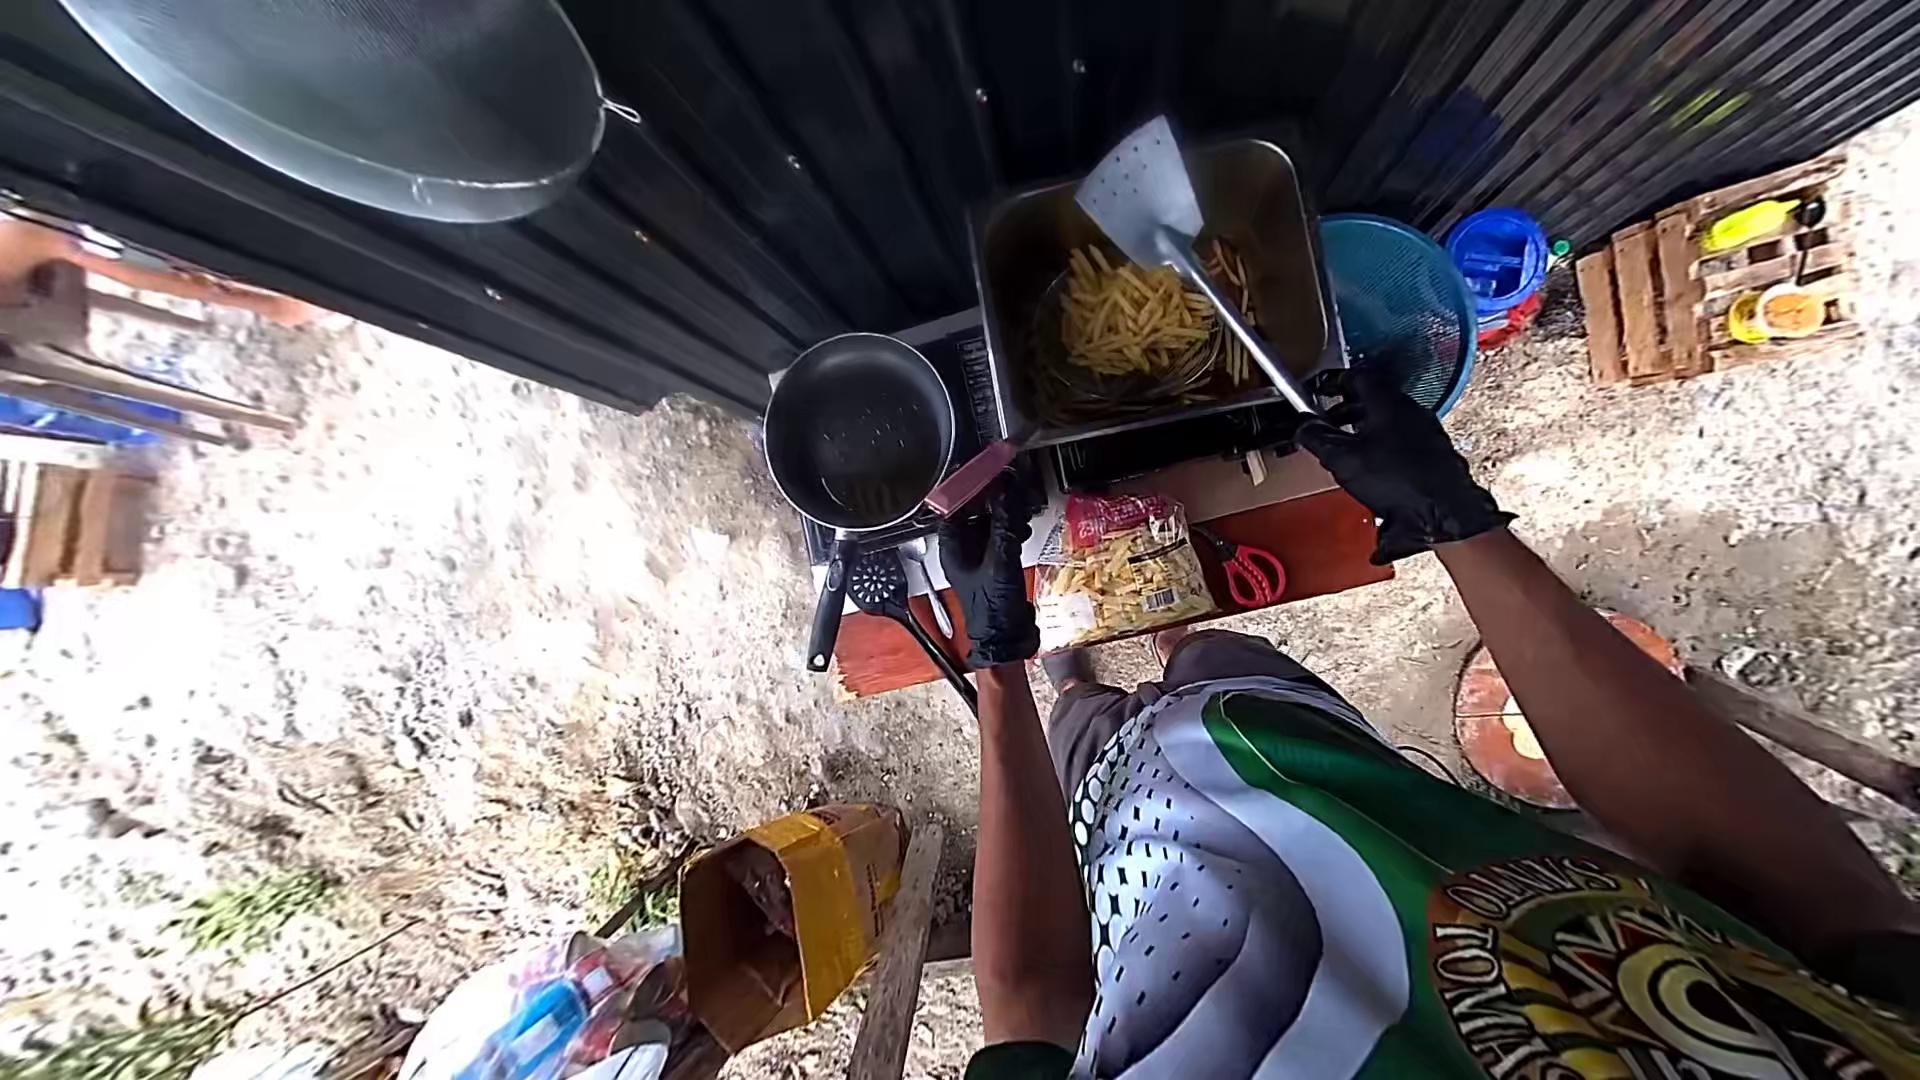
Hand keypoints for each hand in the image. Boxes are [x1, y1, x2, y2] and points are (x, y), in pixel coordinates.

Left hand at [937, 475, 1038, 666]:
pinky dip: (1010, 525)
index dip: (967, 484)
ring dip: (1003, 510)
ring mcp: (976, 556)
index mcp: (952, 546)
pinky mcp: (992, 562)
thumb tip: (1009, 492)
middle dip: (991, 495)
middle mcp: (960, 548)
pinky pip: (998, 534)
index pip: (952, 505)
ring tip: (1020, 504)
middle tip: (1009, 482)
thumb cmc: (994, 605)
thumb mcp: (1001, 559)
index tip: (984, 469)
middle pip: (971, 509)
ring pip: (987, 521)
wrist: (1007, 637)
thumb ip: (1005, 523)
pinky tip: (1023, 524)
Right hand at [1296, 369, 1512, 563]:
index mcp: (1389, 405)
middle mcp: (1411, 412)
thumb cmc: (1397, 480)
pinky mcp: (1430, 453)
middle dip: (1344, 408)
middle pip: (1373, 399)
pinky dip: (1377, 442)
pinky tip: (1366, 462)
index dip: (1335, 381)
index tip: (1320, 389)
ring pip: (1386, 419)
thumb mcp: (1342, 458)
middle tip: (1325, 419)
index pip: (1360, 378)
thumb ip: (1317, 438)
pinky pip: (1398, 438)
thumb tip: (1303, 426)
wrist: (1441, 512)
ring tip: (1342, 443)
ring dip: (1360, 426)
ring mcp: (1424, 433)